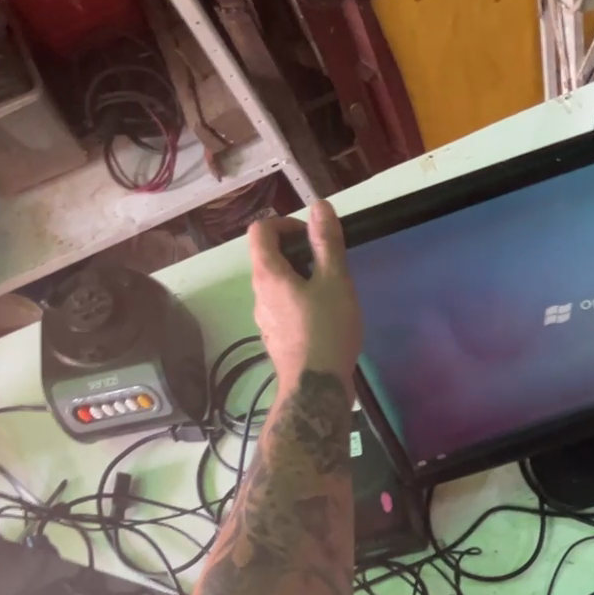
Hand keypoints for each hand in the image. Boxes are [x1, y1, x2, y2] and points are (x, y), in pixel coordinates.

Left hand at [247, 201, 362, 382]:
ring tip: (331, 294)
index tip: (314, 236)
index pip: (261, 230)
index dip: (286, 223)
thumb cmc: (327, 330)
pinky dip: (300, 304)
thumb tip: (319, 206)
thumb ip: (327, 243)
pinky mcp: (277, 340)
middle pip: (269, 259)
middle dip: (298, 253)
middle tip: (329, 266)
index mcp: (267, 273)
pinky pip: (284, 310)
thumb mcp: (334, 282)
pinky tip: (325, 321)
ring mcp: (265, 320)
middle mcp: (259, 294)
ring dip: (300, 281)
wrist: (316, 388)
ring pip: (278, 287)